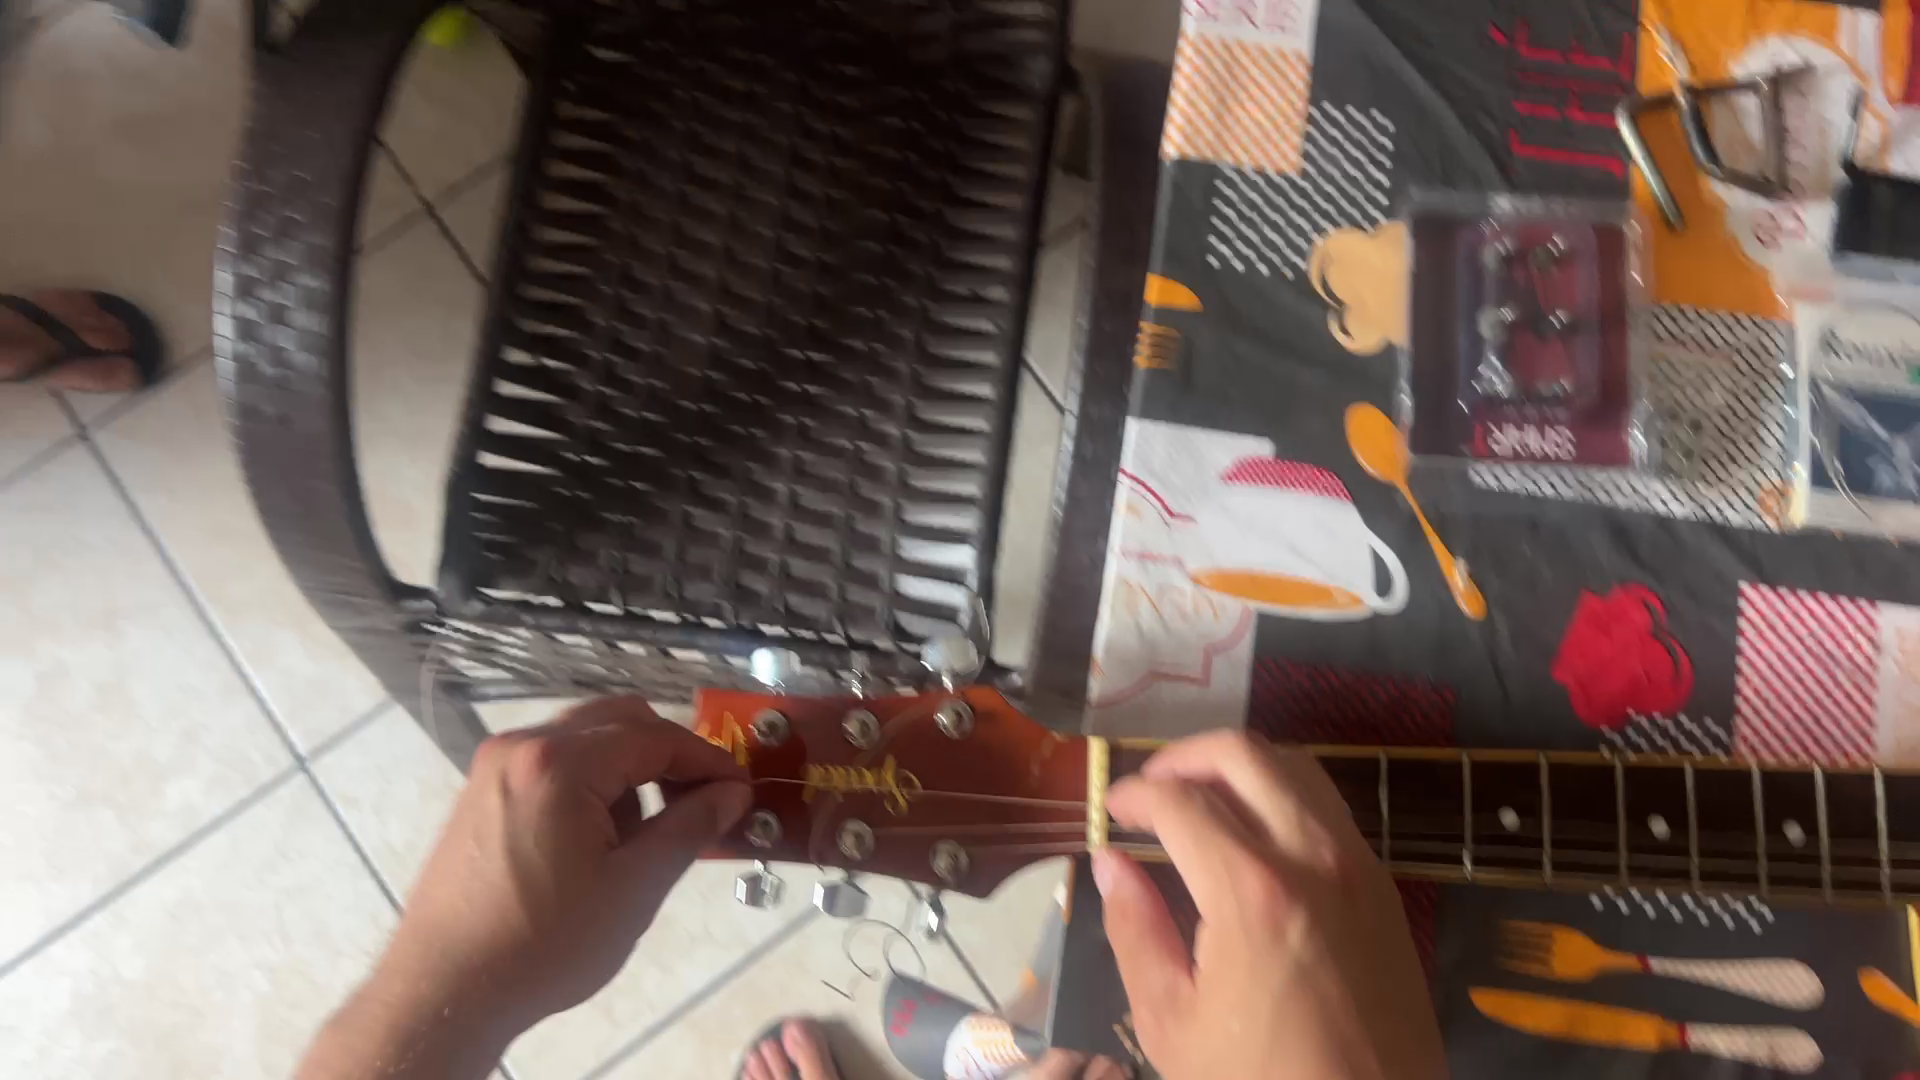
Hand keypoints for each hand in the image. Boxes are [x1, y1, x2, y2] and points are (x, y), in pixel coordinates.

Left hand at [297, 697, 749, 1079]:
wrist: (437, 999)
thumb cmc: (543, 944)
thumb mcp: (635, 887)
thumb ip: (692, 826)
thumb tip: (735, 793)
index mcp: (561, 763)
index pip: (658, 738)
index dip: (708, 760)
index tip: (741, 789)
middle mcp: (524, 745)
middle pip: (624, 719)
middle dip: (671, 755)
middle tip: (702, 799)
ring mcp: (497, 765)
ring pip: (591, 735)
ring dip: (633, 765)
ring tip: (648, 825)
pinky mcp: (483, 789)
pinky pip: (558, 758)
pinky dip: (595, 777)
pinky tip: (600, 832)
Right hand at [1092, 732, 1443, 1079]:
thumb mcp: (1170, 1023)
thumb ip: (1133, 928)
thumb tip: (1111, 862)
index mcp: (1250, 892)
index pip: (1179, 802)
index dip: (1134, 794)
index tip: (1111, 810)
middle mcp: (1310, 857)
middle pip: (1241, 754)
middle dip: (1183, 756)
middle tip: (1152, 788)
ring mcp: (1356, 865)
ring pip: (1291, 764)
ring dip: (1234, 765)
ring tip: (1198, 795)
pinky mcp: (1381, 885)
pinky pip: (1324, 802)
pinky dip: (1277, 790)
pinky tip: (1251, 828)